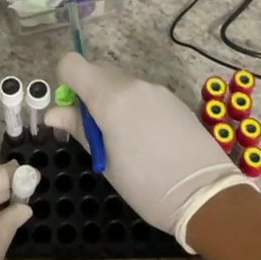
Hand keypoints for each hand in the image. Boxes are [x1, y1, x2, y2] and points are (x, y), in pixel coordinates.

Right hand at [42, 53, 251, 251]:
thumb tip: (54, 113)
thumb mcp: (106, 162)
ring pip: (121, 83)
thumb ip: (80, 130)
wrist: (206, 195)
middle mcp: (133, 85)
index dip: (65, 82)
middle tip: (95, 130)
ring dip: (112, 100)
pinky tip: (146, 138)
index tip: (72, 110)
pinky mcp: (174, 100)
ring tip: (123, 139)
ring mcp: (157, 90)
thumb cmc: (147, 186)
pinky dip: (134, 106)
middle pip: (98, 72)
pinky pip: (142, 93)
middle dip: (89, 92)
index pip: (73, 64)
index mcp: (111, 98)